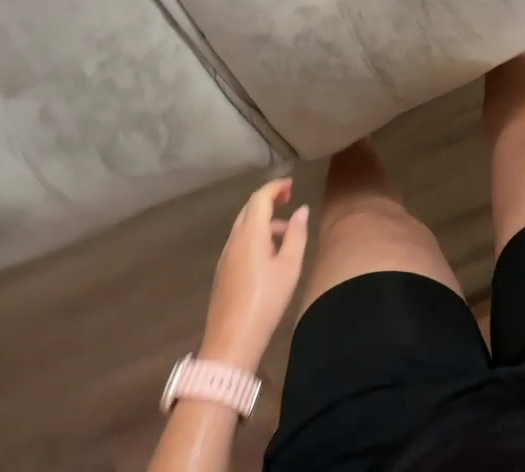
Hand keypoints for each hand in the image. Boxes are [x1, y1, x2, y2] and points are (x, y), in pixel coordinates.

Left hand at [201, 179, 308, 372]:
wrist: (232, 340)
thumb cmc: (266, 300)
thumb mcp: (290, 267)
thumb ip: (296, 234)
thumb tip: (301, 210)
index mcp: (250, 234)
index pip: (259, 198)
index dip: (275, 187)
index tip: (291, 184)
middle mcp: (234, 240)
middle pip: (249, 209)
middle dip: (268, 199)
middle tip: (288, 198)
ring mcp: (225, 256)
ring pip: (243, 226)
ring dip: (262, 219)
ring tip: (285, 230)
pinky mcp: (223, 271)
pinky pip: (239, 241)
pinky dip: (255, 234)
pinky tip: (269, 253)